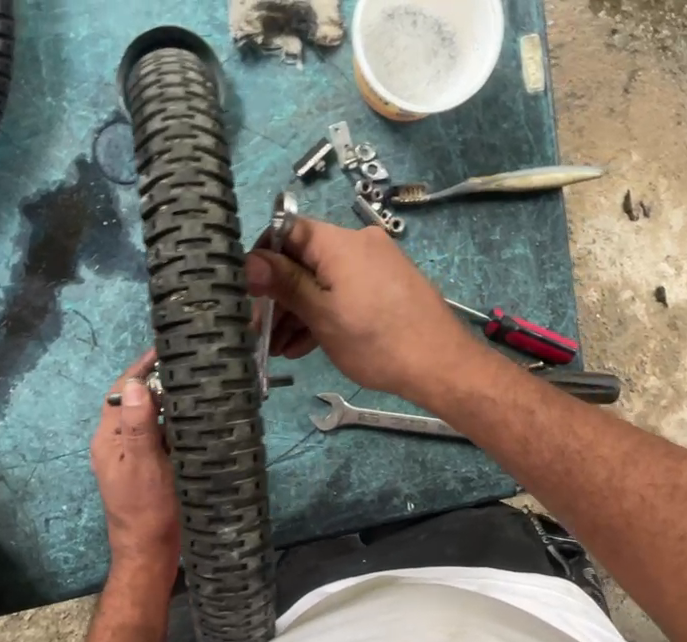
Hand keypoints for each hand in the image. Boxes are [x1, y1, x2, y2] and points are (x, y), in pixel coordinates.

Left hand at [90, 351, 178, 588]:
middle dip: (159, 382)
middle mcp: (117, 445)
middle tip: (191, 364)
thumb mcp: (143, 465)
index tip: (167, 349)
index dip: (142, 369)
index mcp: (109, 440)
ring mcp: (133, 459)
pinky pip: (161, 438)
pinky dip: (177, 425)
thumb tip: (138, 384)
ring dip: (170, 403)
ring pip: (150, 420)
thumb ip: (138, 426)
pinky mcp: (150, 471)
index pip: (122, 392)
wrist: (150, 555)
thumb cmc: (146, 511)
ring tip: (199, 385)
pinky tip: (198, 421)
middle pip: (136, 402)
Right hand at [245, 217, 480, 401]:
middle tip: (259, 334)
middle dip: (278, 297)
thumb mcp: (321, 315)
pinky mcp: (386, 289)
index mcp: (338, 242)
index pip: (287, 231)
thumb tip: (249, 261)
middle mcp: (358, 245)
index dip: (262, 259)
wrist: (439, 365)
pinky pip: (343, 293)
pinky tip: (303, 346)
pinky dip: (323, 315)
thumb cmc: (375, 341)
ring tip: (278, 349)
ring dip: (298, 313)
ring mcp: (375, 267)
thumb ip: (284, 285)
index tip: (247, 294)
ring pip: (323, 282)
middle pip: (304, 261)